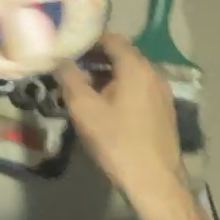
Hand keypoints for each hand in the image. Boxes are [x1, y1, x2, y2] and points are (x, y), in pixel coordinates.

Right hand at [54, 33, 182, 201]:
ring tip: (79, 85)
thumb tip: (57, 57)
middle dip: (94, 57)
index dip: (87, 39)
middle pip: (121, 54)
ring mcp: (161, 93)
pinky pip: (137, 88)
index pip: (111, 38)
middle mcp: (153, 74)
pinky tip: (101, 104)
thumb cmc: (116, 140)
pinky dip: (118, 87)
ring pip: (129, 72)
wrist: (153, 181)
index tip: (64, 45)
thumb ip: (69, 77)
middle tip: (67, 65)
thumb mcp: (83, 107)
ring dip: (105, 73)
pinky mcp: (162, 110)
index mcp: (136, 68)